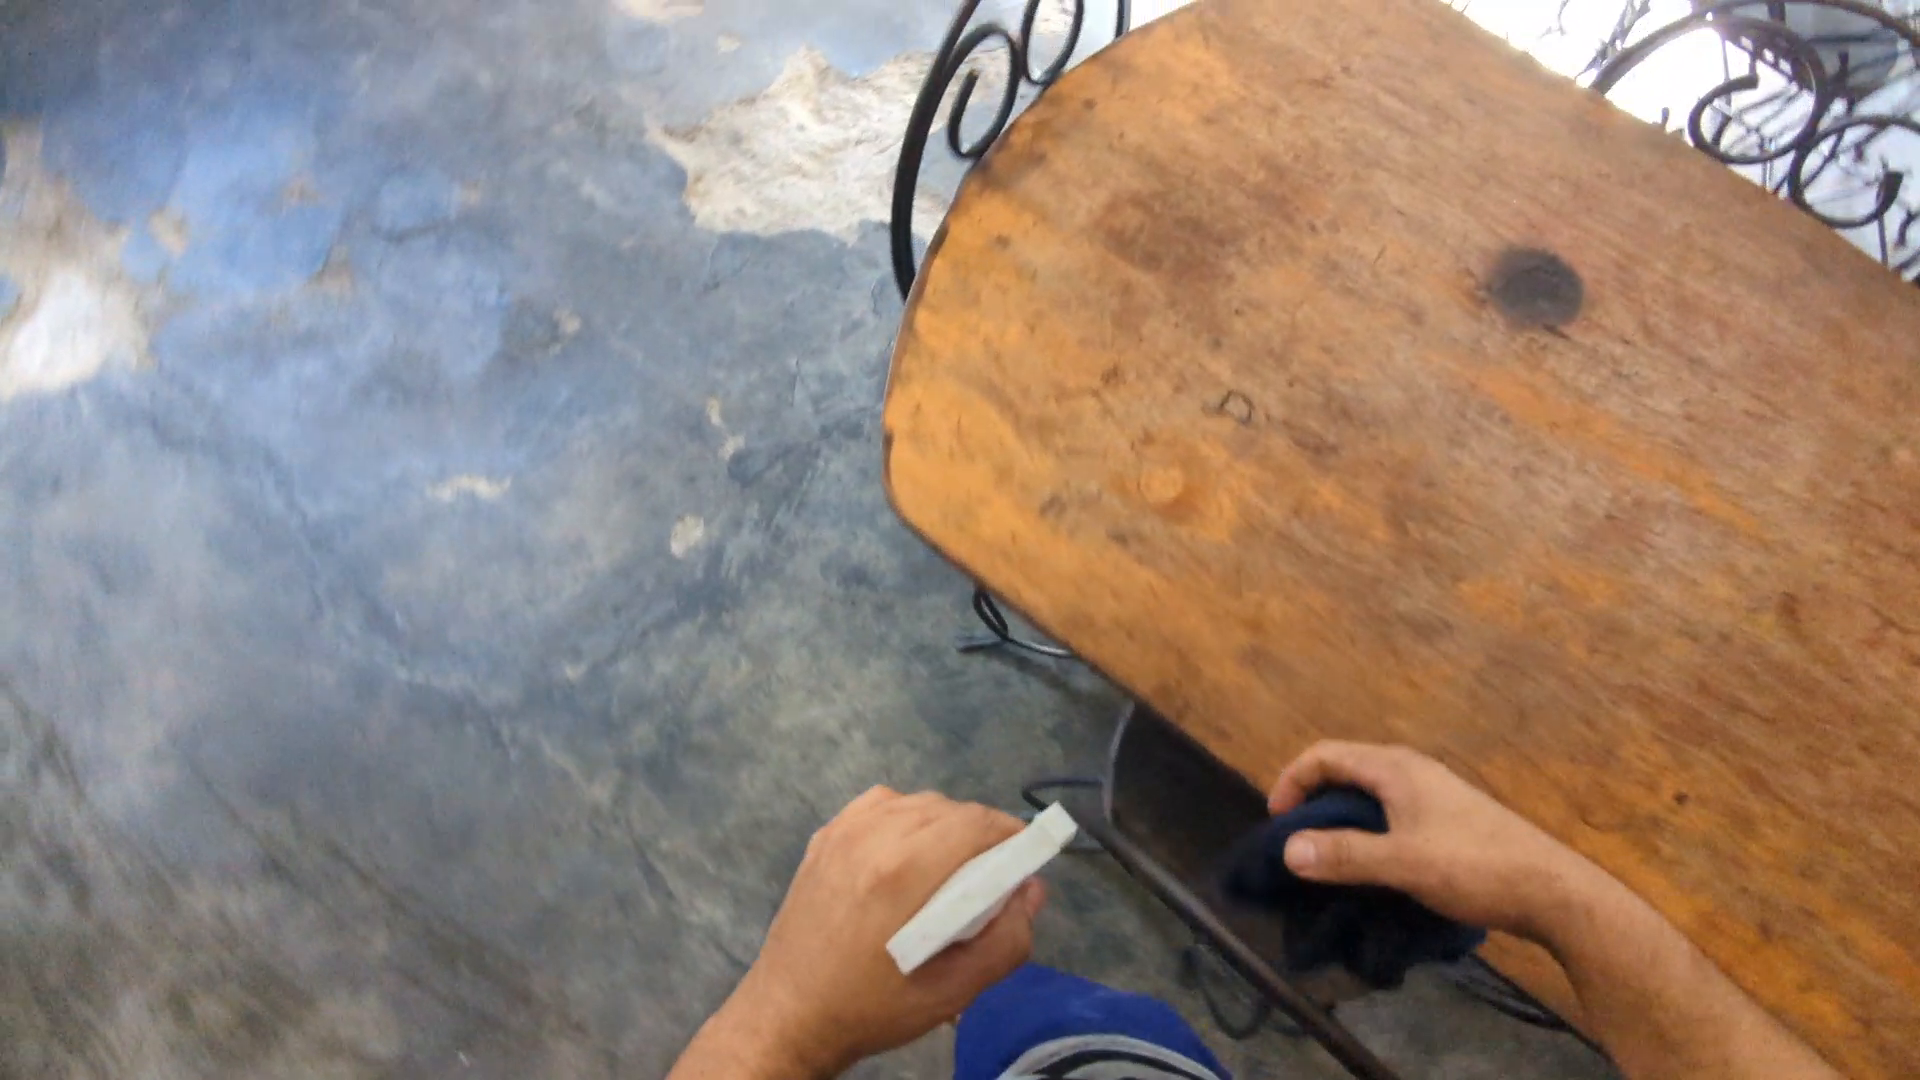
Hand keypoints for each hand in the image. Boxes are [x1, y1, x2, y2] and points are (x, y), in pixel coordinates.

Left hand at [712, 787, 1043, 1076]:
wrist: (787, 1014)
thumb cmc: (871, 1007)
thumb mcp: (950, 992)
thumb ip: (1005, 941)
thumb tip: (1032, 888)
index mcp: (903, 870)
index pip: (974, 822)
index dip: (1008, 831)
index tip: (1024, 854)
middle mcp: (873, 835)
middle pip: (948, 808)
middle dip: (979, 831)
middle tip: (990, 870)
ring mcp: (844, 830)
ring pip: (916, 801)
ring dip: (943, 822)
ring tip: (949, 861)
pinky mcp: (826, 834)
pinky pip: (881, 804)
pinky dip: (904, 815)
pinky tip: (904, 849)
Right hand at [1267, 741, 1610, 940]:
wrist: (1562, 895)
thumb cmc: (1476, 867)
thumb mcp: (1403, 863)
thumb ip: (1345, 855)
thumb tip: (1287, 850)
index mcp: (1395, 768)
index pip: (1324, 755)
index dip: (1292, 781)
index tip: (1278, 820)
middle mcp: (1411, 769)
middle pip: (1344, 767)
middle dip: (1312, 796)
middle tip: (1298, 835)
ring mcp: (1434, 791)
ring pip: (1369, 790)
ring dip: (1340, 813)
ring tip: (1329, 849)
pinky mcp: (1451, 816)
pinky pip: (1390, 807)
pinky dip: (1366, 824)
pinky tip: (1374, 858)